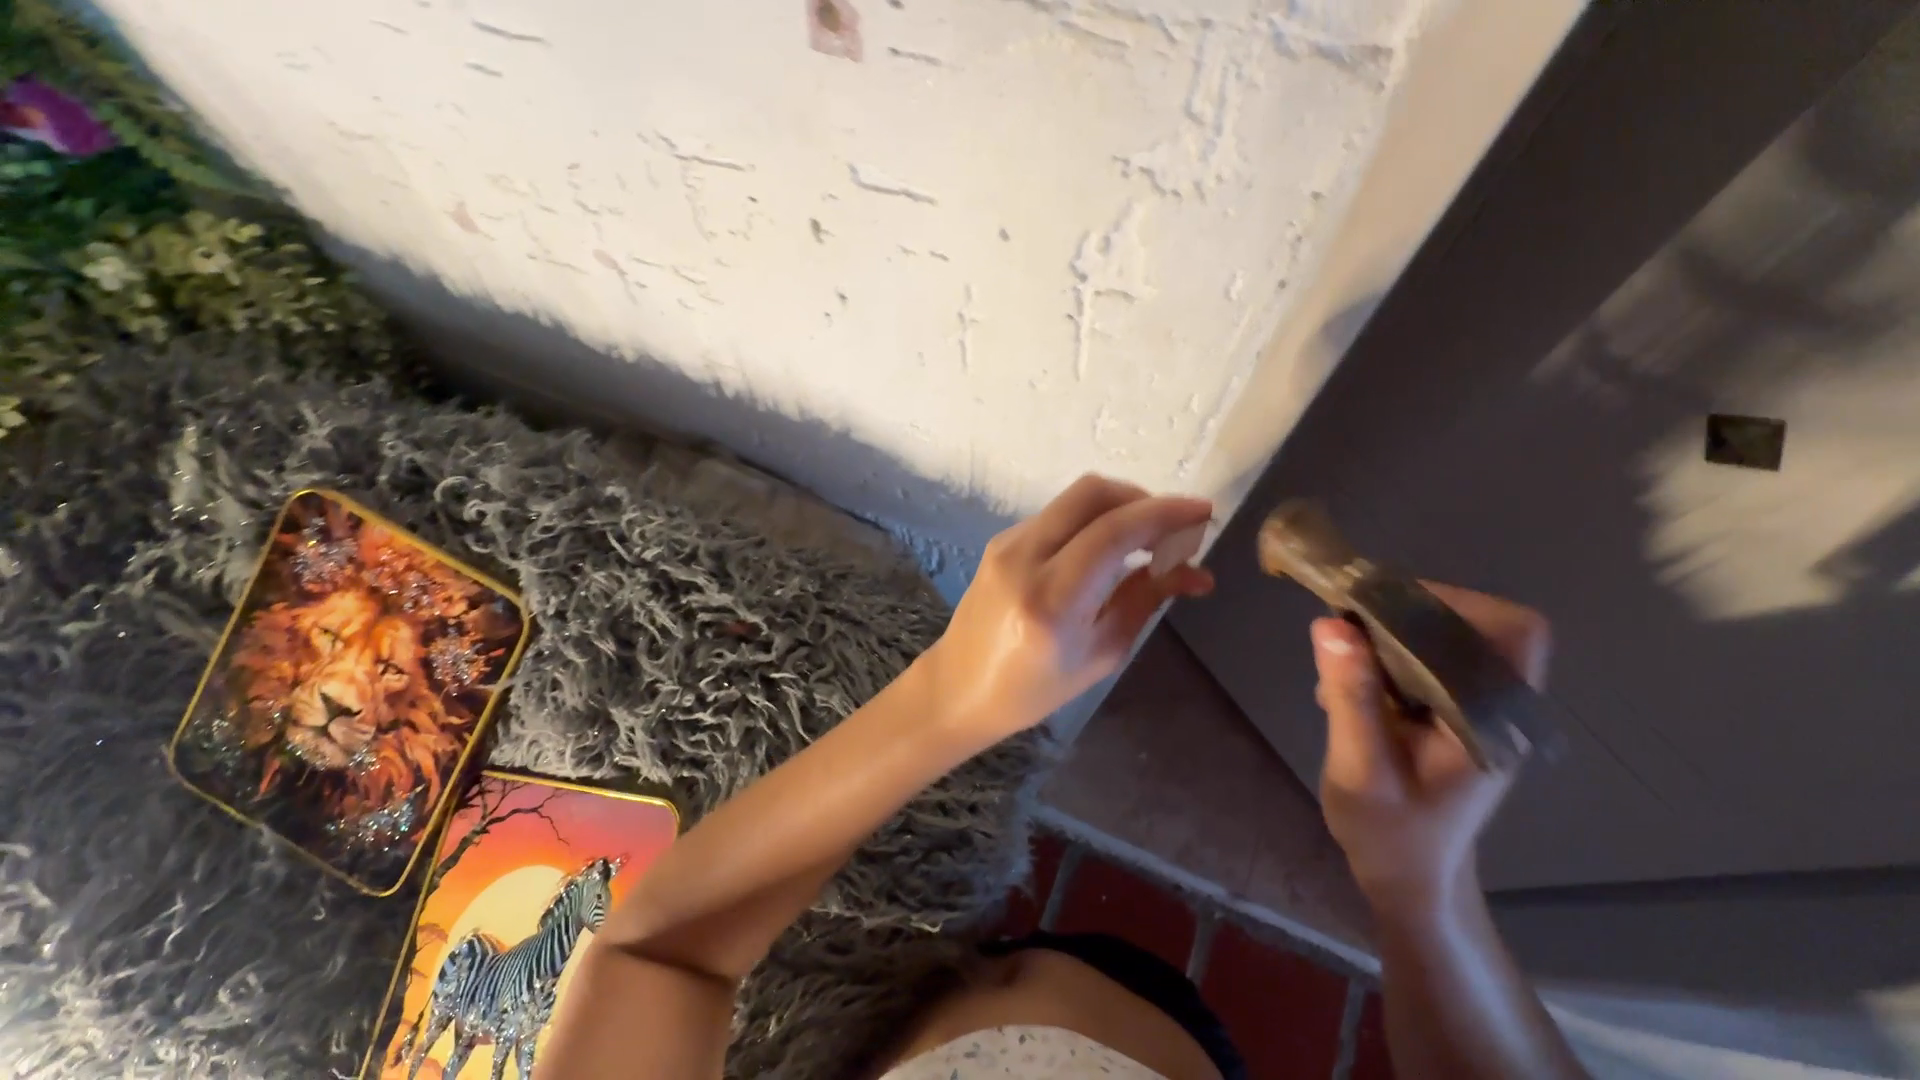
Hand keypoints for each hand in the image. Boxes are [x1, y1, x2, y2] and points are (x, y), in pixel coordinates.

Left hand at [917, 475, 1213, 744]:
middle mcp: (1024, 559)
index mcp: (1051, 600)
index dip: (1165, 514)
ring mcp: (1007, 544)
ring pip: (1075, 499)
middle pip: (1092, 493)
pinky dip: (1093, 519)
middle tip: (1173, 526)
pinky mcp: (1002, 540)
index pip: (1114, 532)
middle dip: (1143, 499)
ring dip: (1119, 507)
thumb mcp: (1101, 653)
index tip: (1203, 513)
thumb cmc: (1033, 688)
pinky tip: (1110, 548)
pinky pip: (1059, 515)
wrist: (958, 688)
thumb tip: (1196, 571)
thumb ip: (1146, 600)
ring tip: (1149, 539)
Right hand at [1310, 584, 1549, 912]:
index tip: (1384, 607)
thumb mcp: (1361, 770)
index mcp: (1494, 719)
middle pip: (1481, 624)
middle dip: (1412, 612)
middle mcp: (1496, 706)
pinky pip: (1429, 658)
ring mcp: (1476, 708)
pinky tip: (1348, 682)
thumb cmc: (1389, 832)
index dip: (1458, 604)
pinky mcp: (1451, 711)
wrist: (1405, 875)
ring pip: (1451, 637)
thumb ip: (1352, 698)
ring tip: (1342, 657)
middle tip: (1351, 623)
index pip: (1514, 632)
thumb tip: (1331, 625)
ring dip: (1394, 632)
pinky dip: (1388, 653)